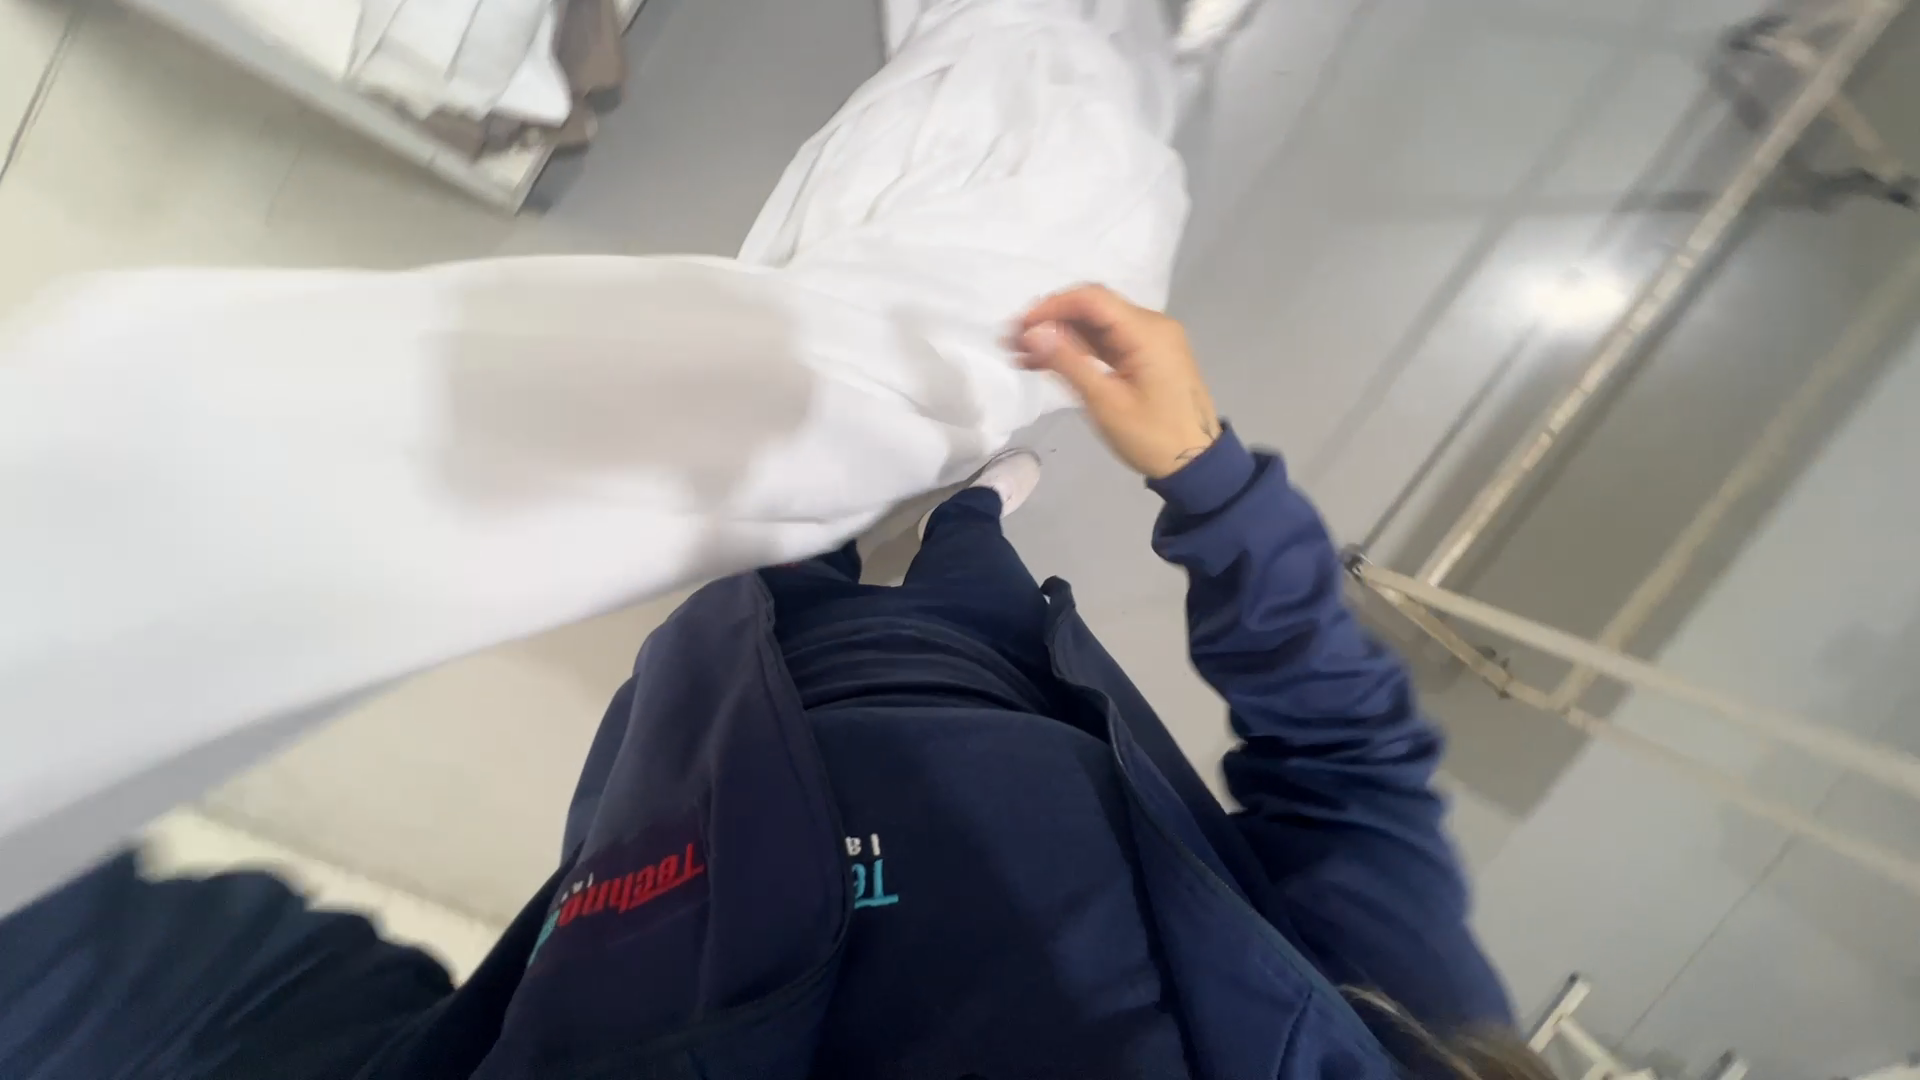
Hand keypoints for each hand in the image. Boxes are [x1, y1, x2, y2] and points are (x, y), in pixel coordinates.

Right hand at [1015, 285, 1221, 478]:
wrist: (1196, 464)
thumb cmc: (1152, 437)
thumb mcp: (1104, 402)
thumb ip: (1067, 362)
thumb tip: (1030, 333)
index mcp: (1146, 331)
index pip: (1091, 299)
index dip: (1050, 307)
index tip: (1018, 328)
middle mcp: (1151, 326)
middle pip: (1093, 309)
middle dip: (1050, 322)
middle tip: (1012, 343)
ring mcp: (1151, 341)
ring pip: (1097, 327)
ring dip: (1060, 337)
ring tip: (1021, 356)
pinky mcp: (1147, 357)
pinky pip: (1108, 344)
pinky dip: (1079, 350)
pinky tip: (1049, 363)